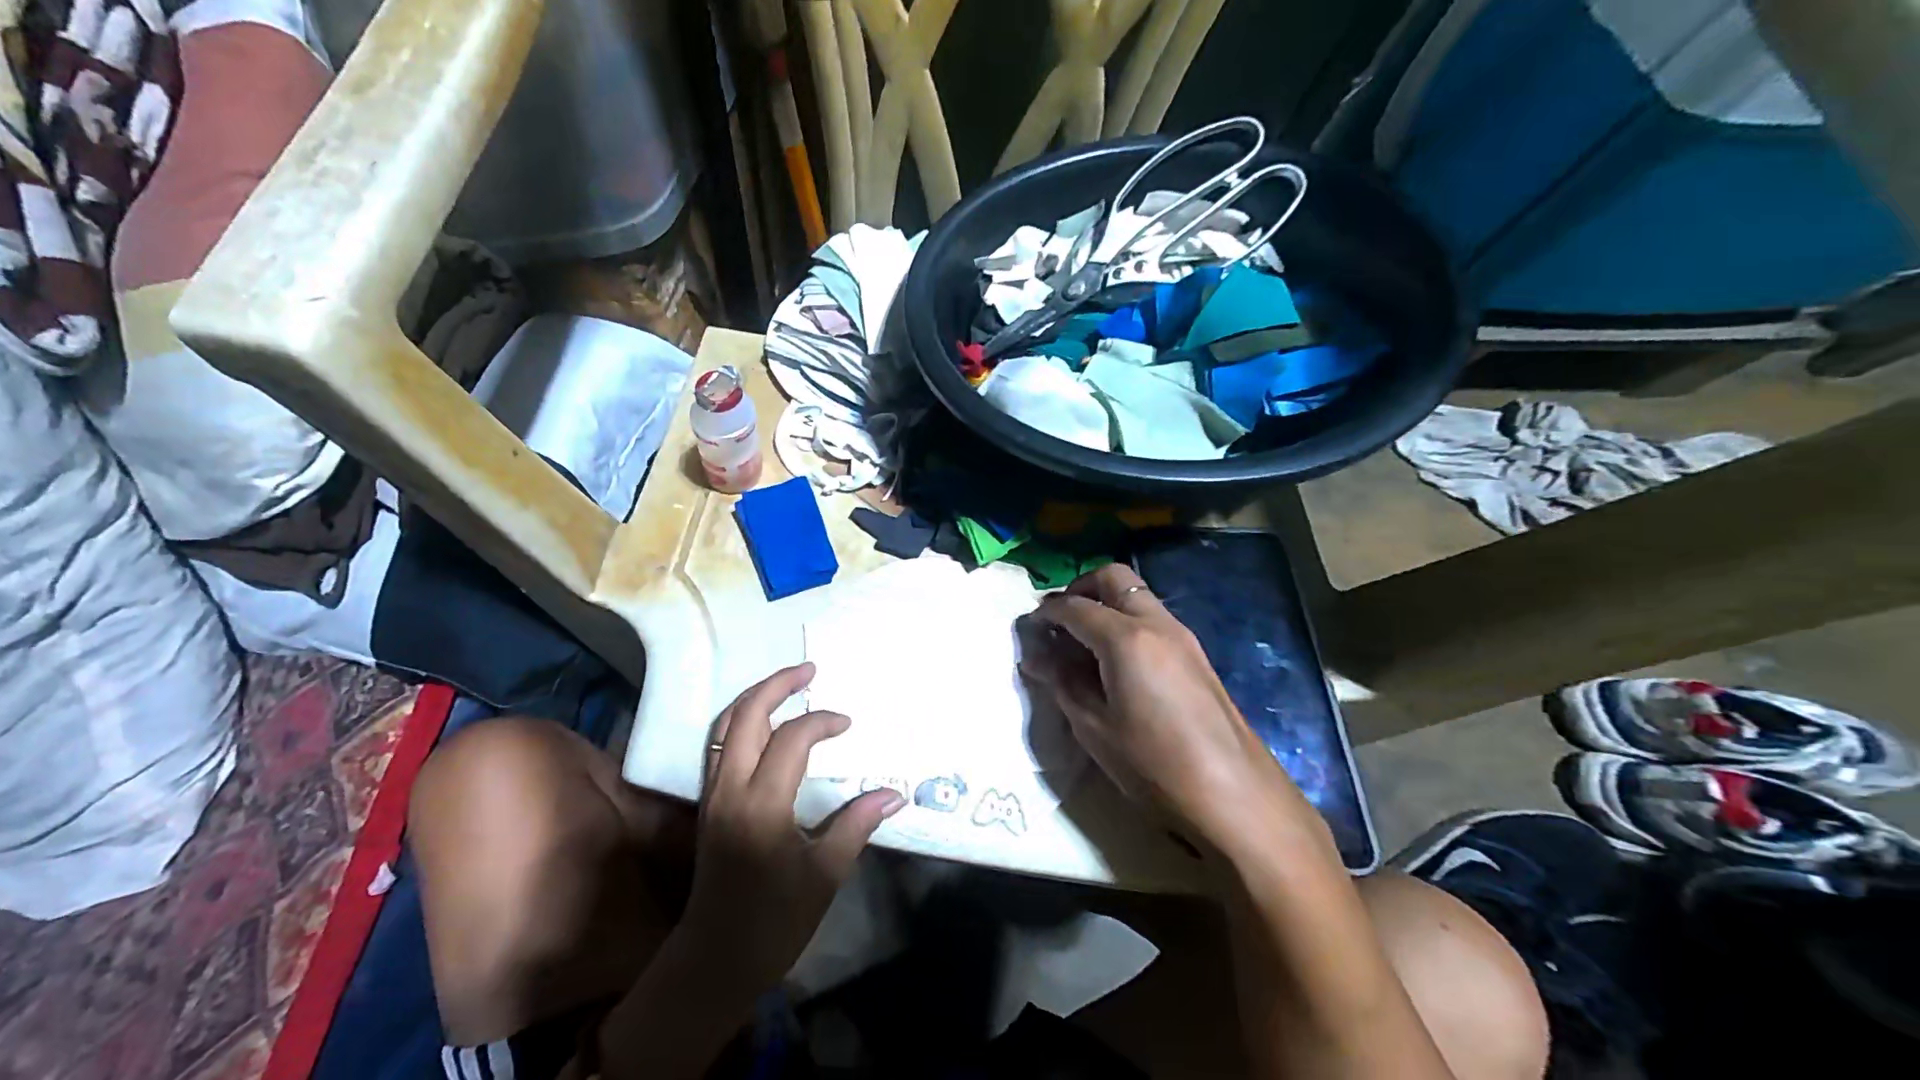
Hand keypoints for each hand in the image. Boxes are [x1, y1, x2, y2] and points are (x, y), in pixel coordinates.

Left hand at [678, 663, 904, 996]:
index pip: (791, 739)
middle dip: (777, 685)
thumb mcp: (825, 874)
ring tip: (787, 684)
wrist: (716, 958)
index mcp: (762, 805)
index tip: (847, 724)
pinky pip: (719, 745)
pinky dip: (741, 721)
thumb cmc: (776, 920)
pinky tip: (763, 722)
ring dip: (755, 698)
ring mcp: (713, 794)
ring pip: (725, 726)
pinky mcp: (708, 804)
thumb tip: (893, 794)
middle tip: (809, 669)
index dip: (822, 722)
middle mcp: (731, 790)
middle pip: (746, 716)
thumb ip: (856, 824)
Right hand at [1020, 564, 1312, 849]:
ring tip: (1083, 643)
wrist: (1233, 795)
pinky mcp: (1196, 655)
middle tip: (1059, 620)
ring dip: (1106, 604)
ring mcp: (1182, 636)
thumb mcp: (1094, 728)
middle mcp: (1156, 623)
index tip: (1028, 626)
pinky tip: (1114, 661)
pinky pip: (1153, 618)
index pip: (1075, 607)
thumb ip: (1063, 683)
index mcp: (1126, 638)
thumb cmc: (1153, 764)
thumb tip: (1036, 656)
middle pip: (1113, 578)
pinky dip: (1127, 622)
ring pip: (1137, 596)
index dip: (1046, 612)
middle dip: (1080, 588)